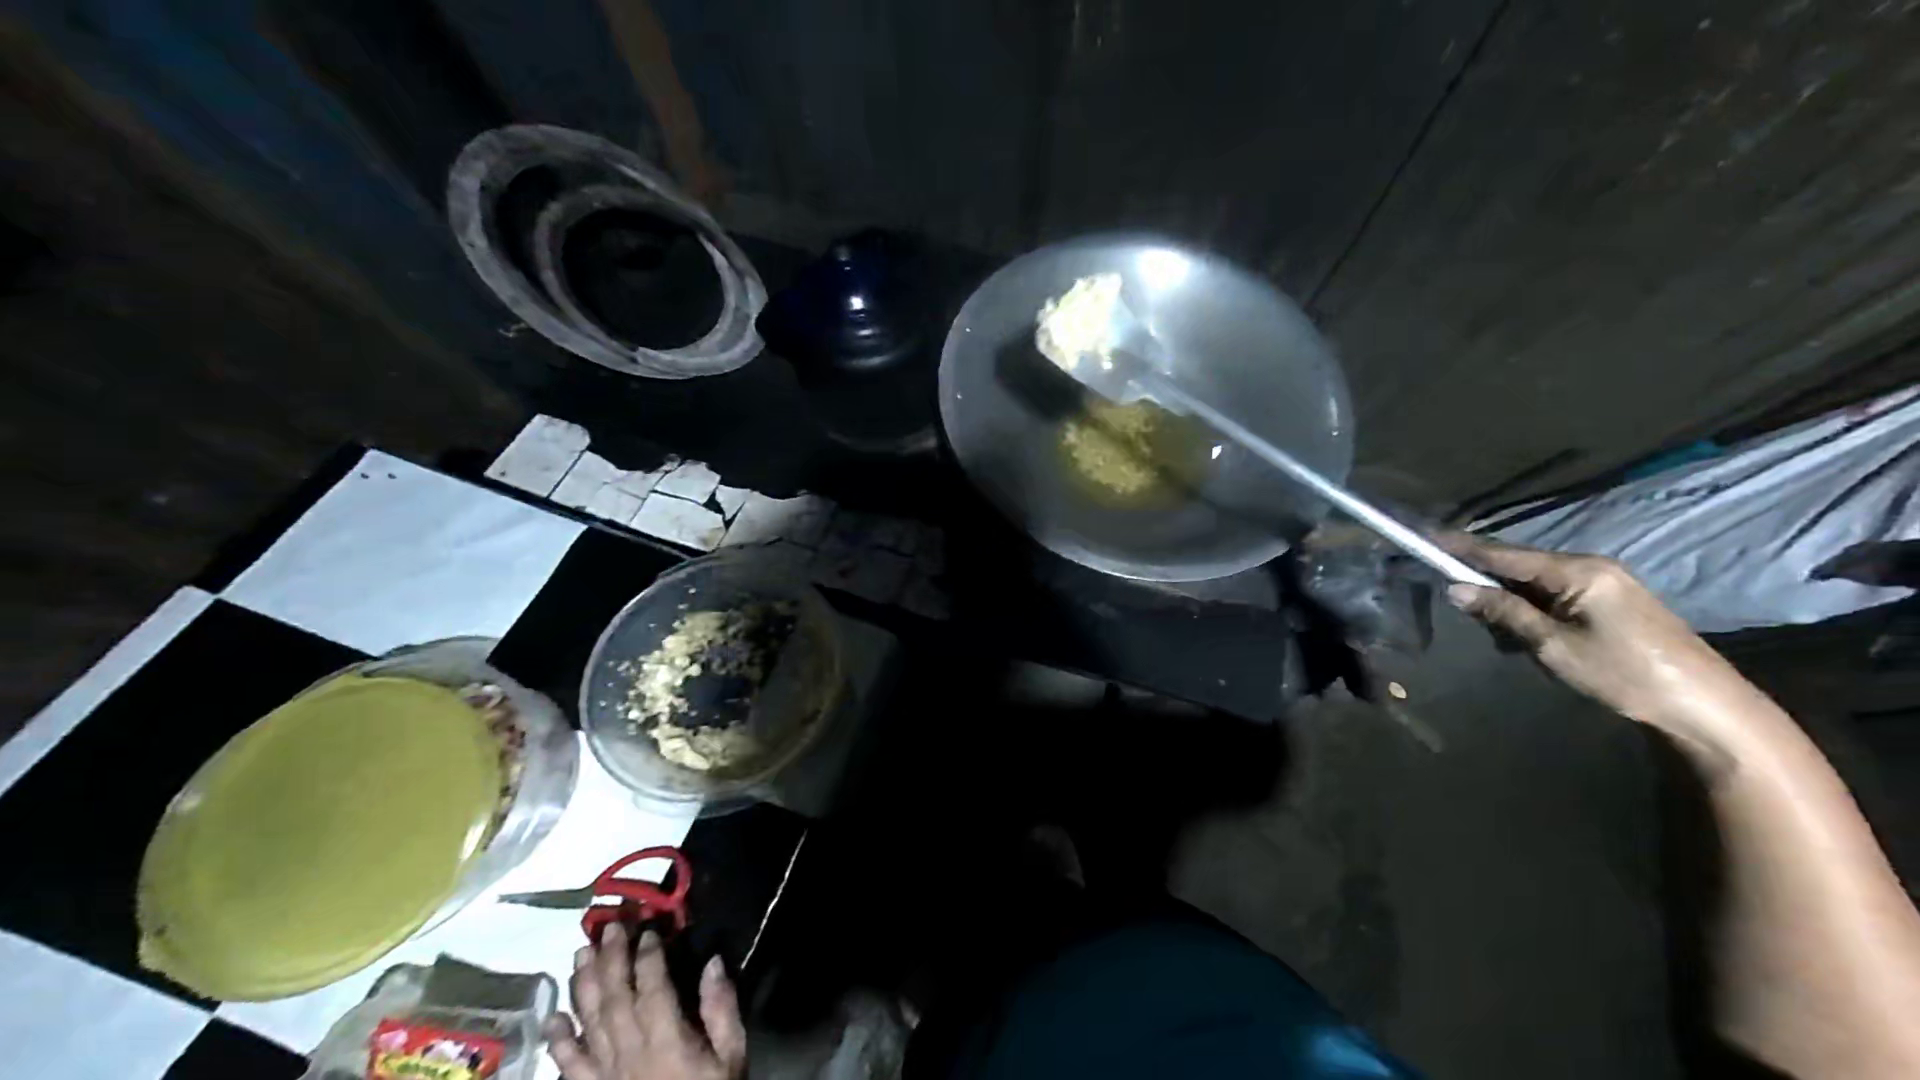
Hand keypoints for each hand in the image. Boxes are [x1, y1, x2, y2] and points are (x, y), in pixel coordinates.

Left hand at [544, 924, 746, 1079]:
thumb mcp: (732, 1057)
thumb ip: (721, 1008)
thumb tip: (711, 962)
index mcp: (667, 1040)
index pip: (651, 987)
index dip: (648, 955)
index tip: (648, 929)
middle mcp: (629, 1053)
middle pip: (614, 998)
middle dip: (611, 958)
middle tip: (609, 925)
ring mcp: (605, 1076)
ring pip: (588, 1023)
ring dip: (583, 985)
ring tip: (580, 953)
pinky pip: (570, 1067)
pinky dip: (558, 1042)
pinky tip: (553, 1017)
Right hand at [1441, 533, 1778, 750]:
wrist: (1705, 706)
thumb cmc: (1623, 673)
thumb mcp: (1552, 645)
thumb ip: (1503, 612)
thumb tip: (1455, 588)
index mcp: (1576, 570)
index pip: (1503, 553)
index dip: (1461, 548)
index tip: (1426, 538)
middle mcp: (1590, 565)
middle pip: (1518, 565)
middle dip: (1485, 583)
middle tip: (1462, 610)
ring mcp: (1605, 582)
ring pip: (1535, 582)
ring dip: (1510, 603)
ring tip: (1503, 639)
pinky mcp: (1613, 600)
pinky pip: (1556, 594)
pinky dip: (1533, 610)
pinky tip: (1531, 638)